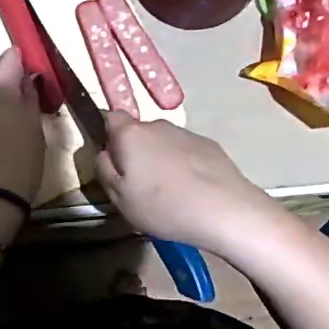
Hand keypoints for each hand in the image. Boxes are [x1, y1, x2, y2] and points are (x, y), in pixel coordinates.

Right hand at [95, 113, 278, 251]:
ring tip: (168, 192)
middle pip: (138, 133)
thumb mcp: (118, 196)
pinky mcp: (211, 146)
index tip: (113, 162)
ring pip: (163, 143)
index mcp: (131, 134)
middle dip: (135, 152)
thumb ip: (103, 170)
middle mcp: (158, 125)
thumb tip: (104, 154)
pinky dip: (183, 166)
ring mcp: (187, 134)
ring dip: (160, 160)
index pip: (111, 118)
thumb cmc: (162, 205)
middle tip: (138, 185)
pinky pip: (186, 152)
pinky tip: (190, 191)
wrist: (225, 211)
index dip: (108, 137)